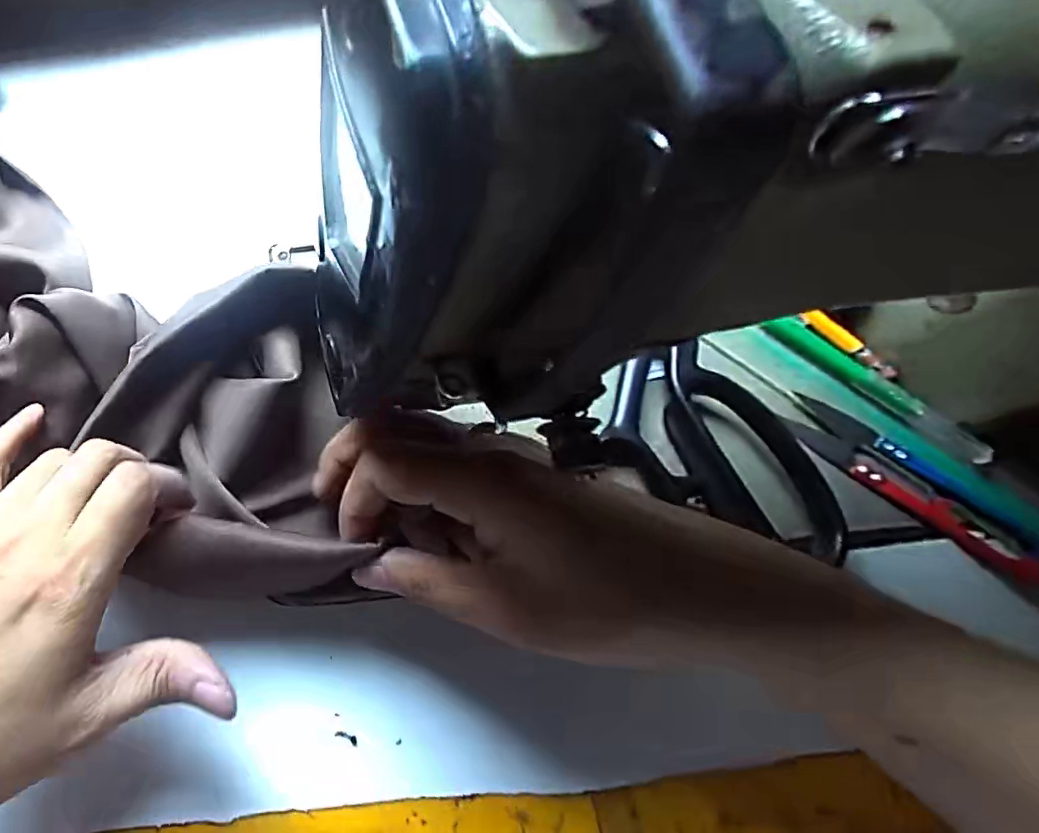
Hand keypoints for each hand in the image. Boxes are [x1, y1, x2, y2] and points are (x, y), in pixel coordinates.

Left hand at [0, 406, 235, 832]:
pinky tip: (36, 420)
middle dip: (137, 470)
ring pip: (55, 458)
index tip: (177, 512)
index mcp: (72, 575)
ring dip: (91, 464)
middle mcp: (30, 535)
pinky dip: (14, 432)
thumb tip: (230, 694)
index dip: (168, 486)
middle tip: (148, 504)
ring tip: (102, 494)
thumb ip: (161, 678)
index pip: (135, 486)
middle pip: (101, 460)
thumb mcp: (84, 717)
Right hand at [314, 414, 901, 668]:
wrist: (695, 584)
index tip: (356, 545)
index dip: (354, 494)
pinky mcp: (527, 469)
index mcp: (479, 476)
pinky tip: (445, 535)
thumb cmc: (602, 604)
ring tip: (399, 539)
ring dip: (392, 479)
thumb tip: (375, 562)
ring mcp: (510, 454)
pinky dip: (429, 488)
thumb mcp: (507, 611)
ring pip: (424, 441)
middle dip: (354, 464)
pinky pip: (457, 461)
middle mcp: (488, 449)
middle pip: (396, 427)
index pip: (384, 455)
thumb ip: (430, 581)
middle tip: (344, 518)